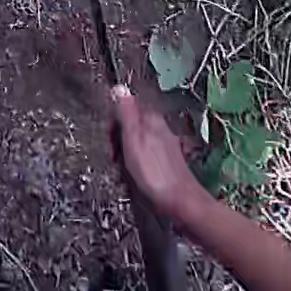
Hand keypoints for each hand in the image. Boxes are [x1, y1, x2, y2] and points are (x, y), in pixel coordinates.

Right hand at [112, 85, 212, 223]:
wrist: (180, 202)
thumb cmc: (153, 173)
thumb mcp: (132, 139)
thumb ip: (126, 113)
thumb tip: (118, 88)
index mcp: (151, 118)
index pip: (125, 107)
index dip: (113, 123)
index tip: (110, 139)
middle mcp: (160, 127)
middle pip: (130, 125)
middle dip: (119, 140)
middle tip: (117, 157)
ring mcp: (164, 144)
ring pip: (136, 141)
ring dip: (126, 154)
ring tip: (126, 170)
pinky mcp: (166, 161)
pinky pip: (143, 156)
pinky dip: (136, 164)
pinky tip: (136, 177)